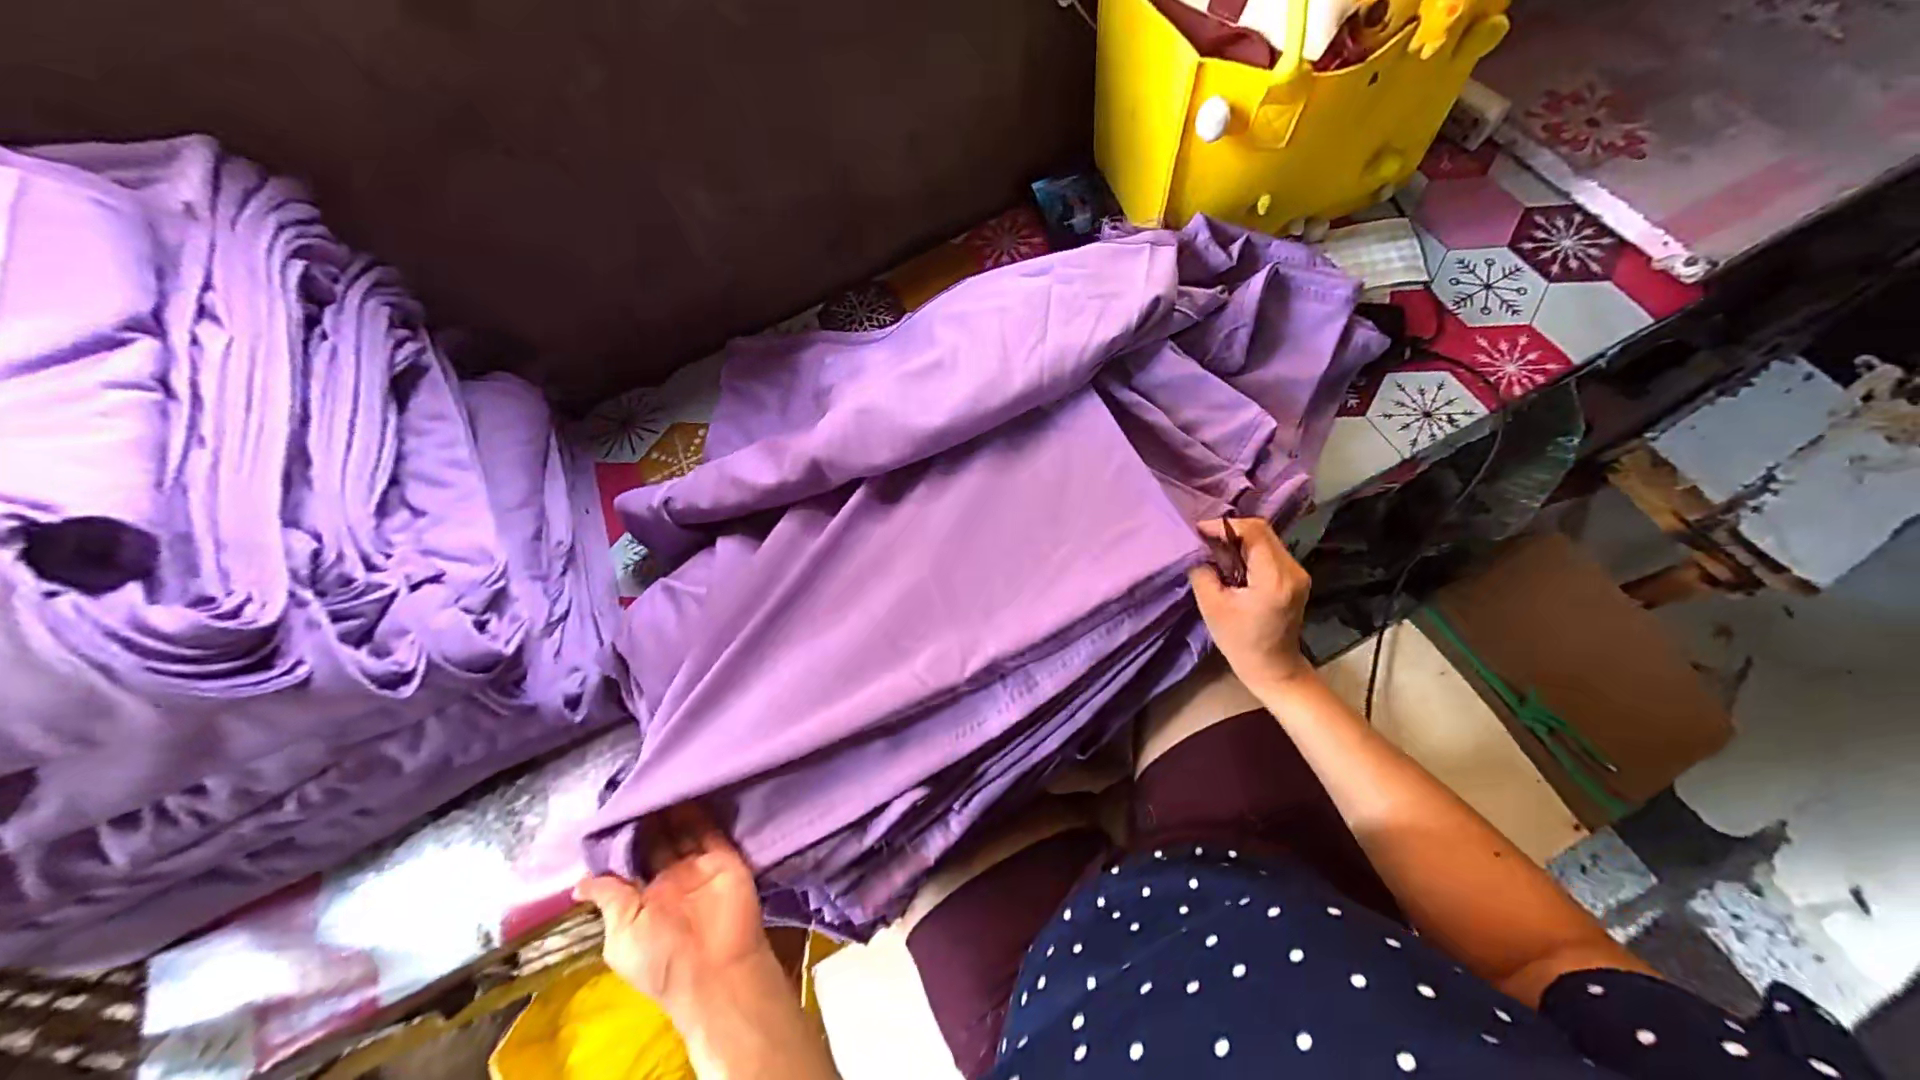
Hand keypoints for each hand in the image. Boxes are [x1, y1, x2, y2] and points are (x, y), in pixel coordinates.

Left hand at [574, 803, 770, 1014]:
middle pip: (658, 839)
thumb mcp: (621, 935)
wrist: (714, 971)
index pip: (632, 859)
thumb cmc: (661, 959)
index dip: (624, 837)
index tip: (615, 808)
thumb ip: (608, 899)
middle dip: (649, 817)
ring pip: (683, 829)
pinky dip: (701, 810)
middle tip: (639, 785)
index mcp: (644, 897)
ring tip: (659, 779)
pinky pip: (711, 829)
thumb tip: (579, 881)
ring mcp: (698, 865)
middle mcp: (671, 877)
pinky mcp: (724, 858)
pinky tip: (687, 788)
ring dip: (673, 808)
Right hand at [1188, 517, 1313, 693]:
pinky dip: (1248, 550)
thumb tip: (1198, 549)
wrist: (1273, 667)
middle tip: (1204, 539)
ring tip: (1214, 549)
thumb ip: (1203, 571)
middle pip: (1262, 532)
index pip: (1254, 532)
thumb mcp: (1212, 606)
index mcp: (1274, 578)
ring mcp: (1298, 573)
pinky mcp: (1295, 577)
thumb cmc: (1240, 642)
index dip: (1224, 526)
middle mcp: (1293, 570)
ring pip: (1266, 539)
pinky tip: (1231, 561)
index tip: (1199, 531)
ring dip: (1239, 540)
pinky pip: (1270, 551)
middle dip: (1230, 530)